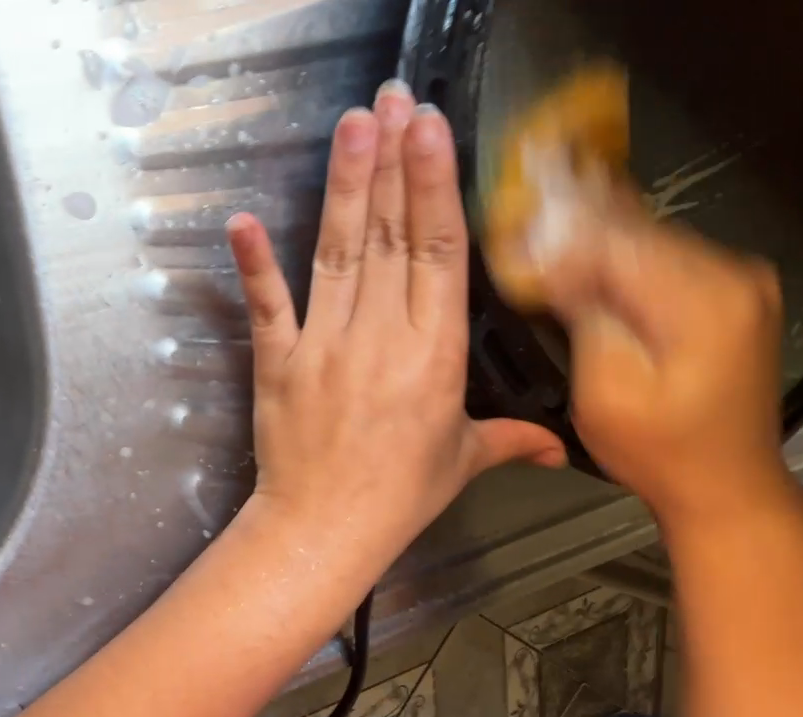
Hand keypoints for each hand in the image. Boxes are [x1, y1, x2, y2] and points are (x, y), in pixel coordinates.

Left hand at [226, 81, 564, 575]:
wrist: (323, 531)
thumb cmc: (395, 499)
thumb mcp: (462, 462)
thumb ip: (511, 439)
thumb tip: (559, 446)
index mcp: (435, 353)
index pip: (438, 252)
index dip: (432, 185)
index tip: (429, 129)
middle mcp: (381, 337)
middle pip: (388, 236)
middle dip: (392, 162)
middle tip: (392, 99)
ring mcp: (324, 346)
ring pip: (337, 254)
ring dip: (343, 187)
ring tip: (352, 126)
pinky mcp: (277, 363)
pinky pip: (267, 307)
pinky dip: (254, 265)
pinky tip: (243, 220)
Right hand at [533, 203, 794, 527]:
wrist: (726, 484)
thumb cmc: (656, 449)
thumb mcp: (606, 390)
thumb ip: (586, 316)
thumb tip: (556, 264)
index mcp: (702, 298)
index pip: (618, 241)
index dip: (562, 237)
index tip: (513, 236)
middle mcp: (735, 274)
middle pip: (641, 234)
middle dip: (580, 232)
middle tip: (522, 229)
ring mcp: (744, 282)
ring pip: (656, 243)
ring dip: (603, 245)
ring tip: (549, 247)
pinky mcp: (738, 295)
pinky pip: (672, 263)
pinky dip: (629, 263)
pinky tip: (593, 267)